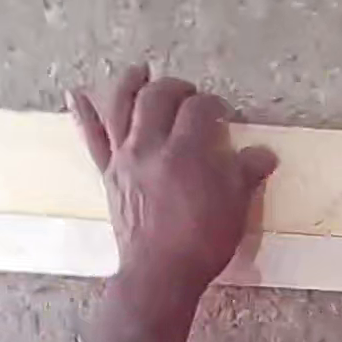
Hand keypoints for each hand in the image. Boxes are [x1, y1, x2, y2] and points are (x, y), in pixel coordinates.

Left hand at [69, 64, 278, 301]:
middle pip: (158, 98)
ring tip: (139, 71)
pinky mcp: (110, 173)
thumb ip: (246, 175)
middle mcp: (151, 146)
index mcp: (187, 153)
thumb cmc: (205, 241)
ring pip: (120, 105)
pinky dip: (83, 113)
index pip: (199, 112)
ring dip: (130, 82)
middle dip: (176, 88)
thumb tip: (265, 153)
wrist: (162, 270)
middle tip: (191, 92)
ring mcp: (125, 157)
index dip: (214, 105)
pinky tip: (76, 94)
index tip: (225, 112)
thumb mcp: (236, 209)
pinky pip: (92, 138)